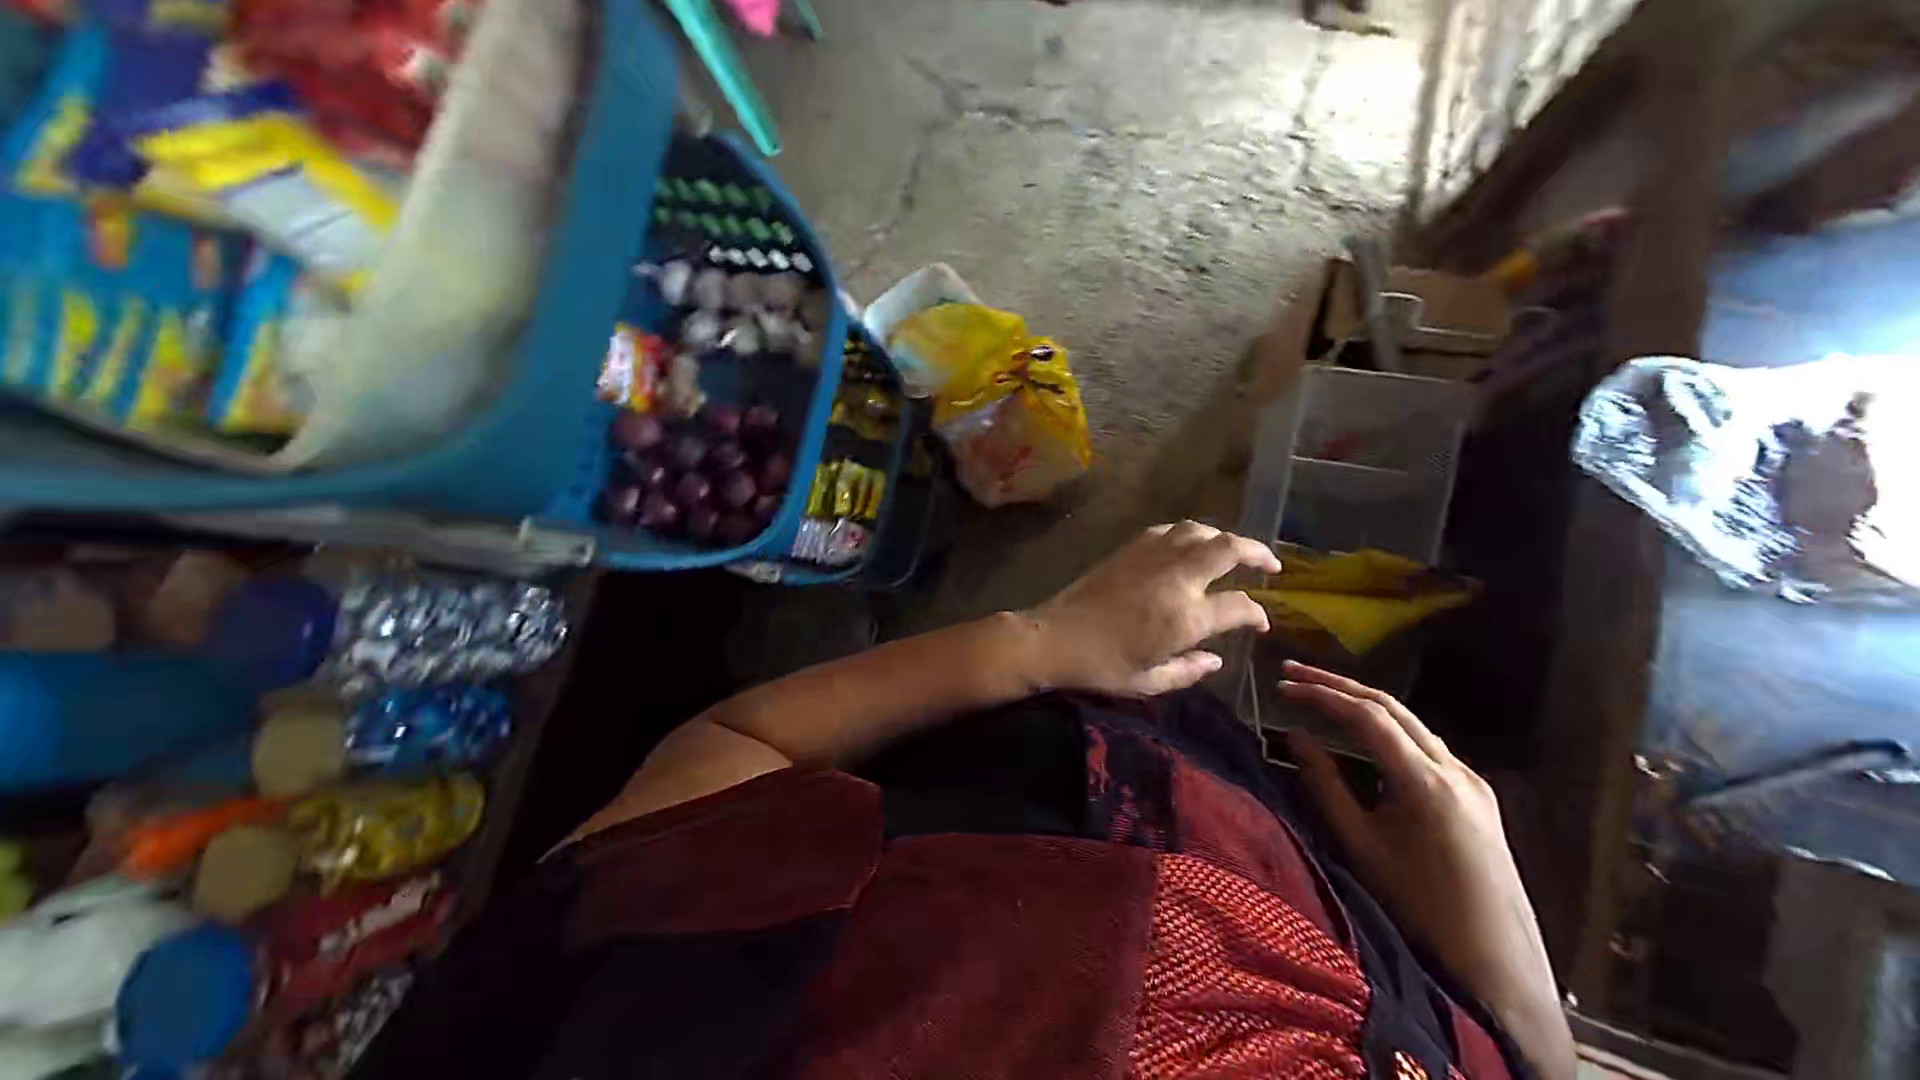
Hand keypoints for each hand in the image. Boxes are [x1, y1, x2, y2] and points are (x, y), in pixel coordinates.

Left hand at [1025, 521, 1280, 696]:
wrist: (1054, 639)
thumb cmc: (1102, 667)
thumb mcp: (1149, 682)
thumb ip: (1189, 671)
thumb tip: (1215, 662)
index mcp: (1187, 616)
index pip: (1239, 605)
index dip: (1257, 614)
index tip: (1260, 622)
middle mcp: (1176, 578)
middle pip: (1229, 548)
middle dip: (1257, 552)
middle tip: (1270, 564)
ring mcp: (1152, 558)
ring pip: (1199, 530)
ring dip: (1223, 537)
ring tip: (1233, 550)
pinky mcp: (1129, 550)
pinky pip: (1168, 531)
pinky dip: (1187, 534)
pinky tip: (1188, 546)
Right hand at [1282, 662, 1575, 1079]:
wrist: (1494, 963)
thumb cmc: (1417, 906)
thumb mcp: (1359, 845)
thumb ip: (1324, 785)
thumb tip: (1296, 738)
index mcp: (1427, 782)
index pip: (1368, 717)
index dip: (1320, 695)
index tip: (1281, 685)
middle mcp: (1456, 770)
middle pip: (1391, 708)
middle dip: (1338, 684)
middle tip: (1291, 671)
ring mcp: (1471, 781)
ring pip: (1410, 723)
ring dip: (1361, 702)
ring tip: (1317, 692)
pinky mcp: (1475, 795)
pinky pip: (1423, 745)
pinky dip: (1385, 727)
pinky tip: (1361, 732)